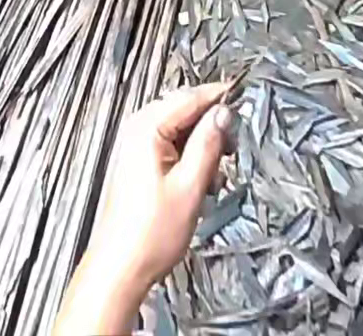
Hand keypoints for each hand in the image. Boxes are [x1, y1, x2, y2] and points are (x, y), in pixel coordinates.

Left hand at [57, 83, 230, 332]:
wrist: (121, 267)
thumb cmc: (148, 234)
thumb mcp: (190, 186)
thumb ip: (208, 144)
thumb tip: (223, 113)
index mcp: (147, 127)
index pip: (190, 96)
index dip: (218, 96)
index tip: (240, 94)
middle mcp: (138, 127)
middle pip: (185, 109)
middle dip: (211, 126)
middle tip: (231, 146)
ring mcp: (137, 142)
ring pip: (181, 127)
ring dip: (202, 145)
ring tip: (214, 174)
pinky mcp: (140, 157)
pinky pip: (172, 142)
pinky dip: (190, 156)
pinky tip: (200, 180)